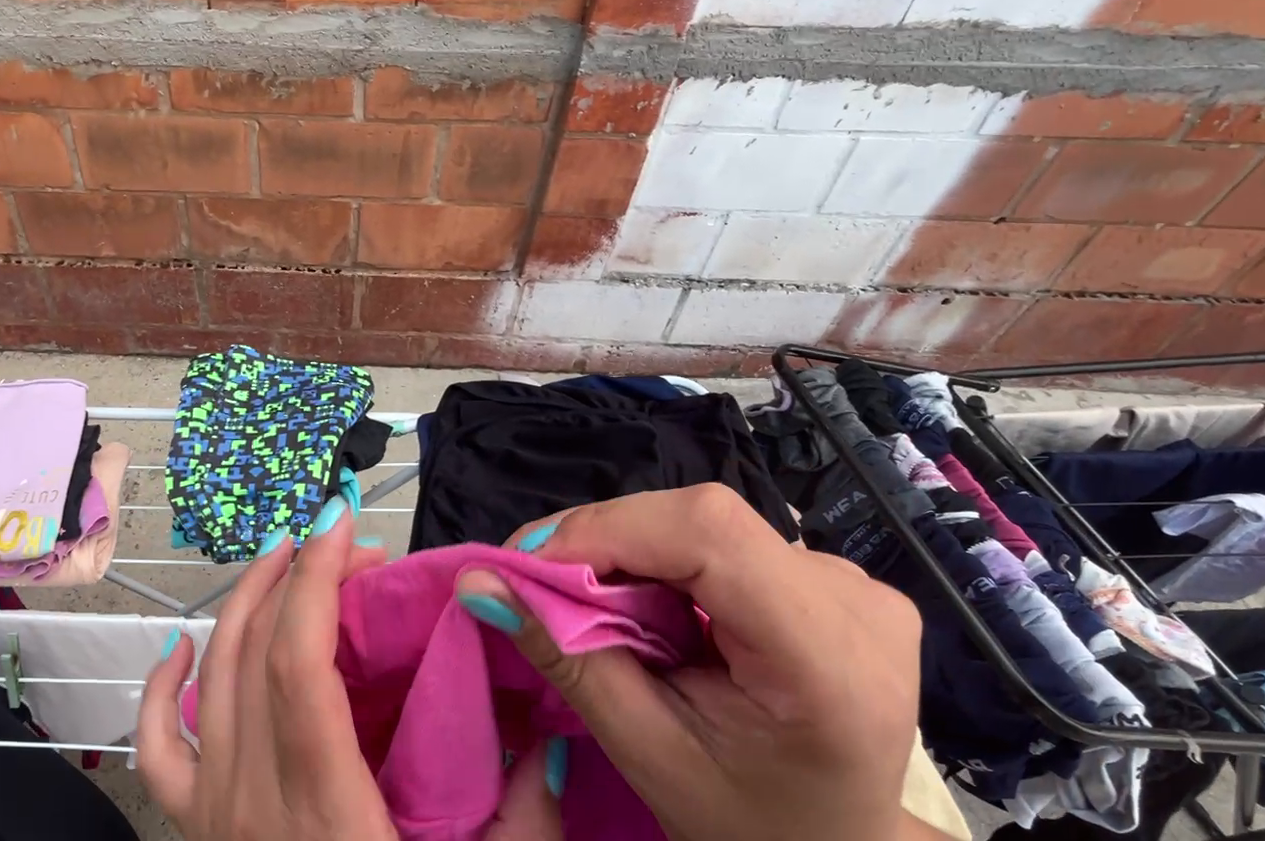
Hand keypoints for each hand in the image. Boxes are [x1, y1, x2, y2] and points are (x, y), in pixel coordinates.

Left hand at [137, 499, 563, 840]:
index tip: (346, 526)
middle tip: (339, 541)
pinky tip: (183, 650)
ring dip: (242, 606)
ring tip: (281, 562)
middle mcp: (253, 798)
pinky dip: (162, 690)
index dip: (317, 580)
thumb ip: (524, 822)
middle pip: (253, 650)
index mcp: (323, 808)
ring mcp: (214, 817)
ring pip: (208, 678)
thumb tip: (552, 738)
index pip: (299, 660)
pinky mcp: (197, 836)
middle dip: (293, 576)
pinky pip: (160, 750)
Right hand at [456, 484, 927, 840]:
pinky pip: (715, 538)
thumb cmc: (742, 824)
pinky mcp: (827, 575)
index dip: (606, 528)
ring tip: (585, 602)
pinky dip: (656, 559)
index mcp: (830, 659)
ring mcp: (850, 581)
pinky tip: (641, 604)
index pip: (710, 533)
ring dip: (624, 549)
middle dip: (602, 541)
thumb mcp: (645, 752)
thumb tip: (477, 580)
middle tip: (534, 583)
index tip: (525, 564)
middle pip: (700, 521)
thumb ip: (565, 657)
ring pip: (700, 522)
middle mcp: (856, 600)